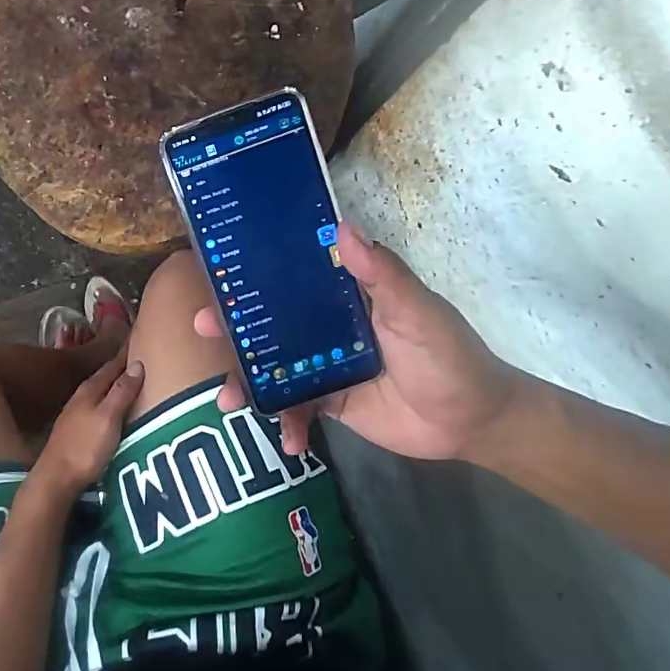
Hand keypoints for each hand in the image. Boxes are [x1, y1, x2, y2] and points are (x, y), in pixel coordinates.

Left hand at [33, 348, 144, 498]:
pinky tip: (118, 410)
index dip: (128, 353)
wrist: (55, 481)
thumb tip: (137, 364)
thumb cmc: (85, 447)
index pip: (113, 364)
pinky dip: (112, 402)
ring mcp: (76, 414)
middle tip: (146, 359)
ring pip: (102, 392)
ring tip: (137, 383)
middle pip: (106, 377)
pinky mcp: (76, 431)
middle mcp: (81, 397)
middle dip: (124, 368)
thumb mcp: (109, 417)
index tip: (143, 340)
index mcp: (90, 389)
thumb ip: (122, 391)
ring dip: (118, 386)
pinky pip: (99, 407)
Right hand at [193, 222, 527, 461]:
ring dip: (248, 383)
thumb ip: (382, 275)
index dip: (258, 273)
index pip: (297, 275)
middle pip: (274, 323)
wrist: (469, 420)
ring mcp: (328, 366)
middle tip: (200, 327)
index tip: (220, 270)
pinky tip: (289, 442)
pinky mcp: (333, 402)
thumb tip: (341, 228)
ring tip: (227, 402)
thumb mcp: (416, 311)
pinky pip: (298, 409)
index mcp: (349, 294)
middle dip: (236, 328)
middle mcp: (331, 326)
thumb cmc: (447, 354)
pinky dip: (288, 424)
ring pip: (276, 368)